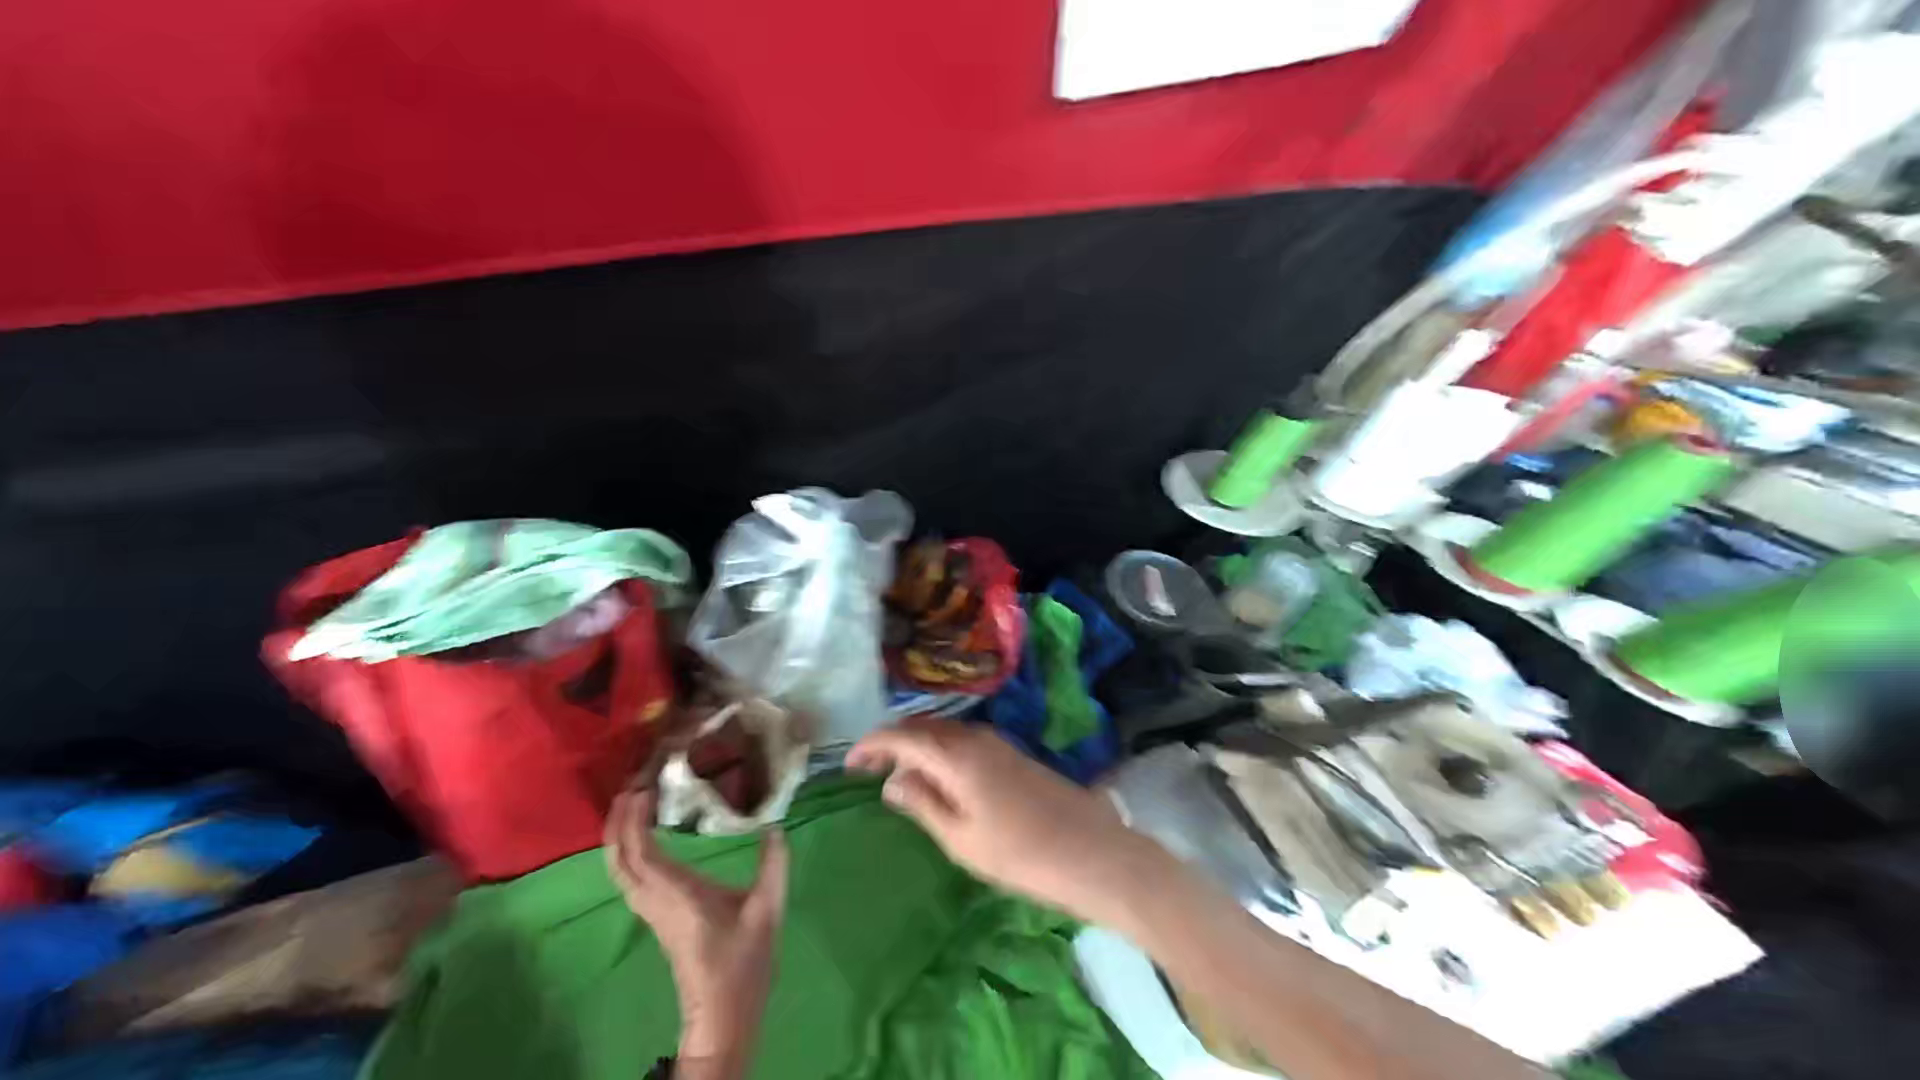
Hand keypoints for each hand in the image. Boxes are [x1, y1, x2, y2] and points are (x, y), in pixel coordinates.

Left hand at [605, 787, 787, 1063]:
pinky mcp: (657, 916)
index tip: (645, 787)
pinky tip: (645, 837)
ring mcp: (652, 911)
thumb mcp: (767, 909)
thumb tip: (774, 825)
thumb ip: (772, 865)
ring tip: (634, 803)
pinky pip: (630, 878)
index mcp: (677, 894)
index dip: (636, 819)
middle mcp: (655, 900)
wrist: (723, 1013)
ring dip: (619, 835)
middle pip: (618, 860)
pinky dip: (628, 851)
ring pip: (619, 870)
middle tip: (633, 785)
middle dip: (618, 821)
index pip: (642, 852)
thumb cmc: (742, 962)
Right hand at [846, 716, 1169, 925]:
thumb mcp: (960, 838)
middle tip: (869, 770)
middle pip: (922, 727)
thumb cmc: (1019, 853)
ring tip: (898, 775)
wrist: (1090, 851)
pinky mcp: (1012, 753)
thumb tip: (891, 781)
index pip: (901, 736)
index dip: (871, 745)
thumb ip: (922, 803)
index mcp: (955, 754)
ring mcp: (997, 742)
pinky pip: (964, 740)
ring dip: (917, 746)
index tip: (848, 764)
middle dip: (892, 742)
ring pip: (944, 731)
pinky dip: (941, 751)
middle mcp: (974, 736)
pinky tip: (938, 777)